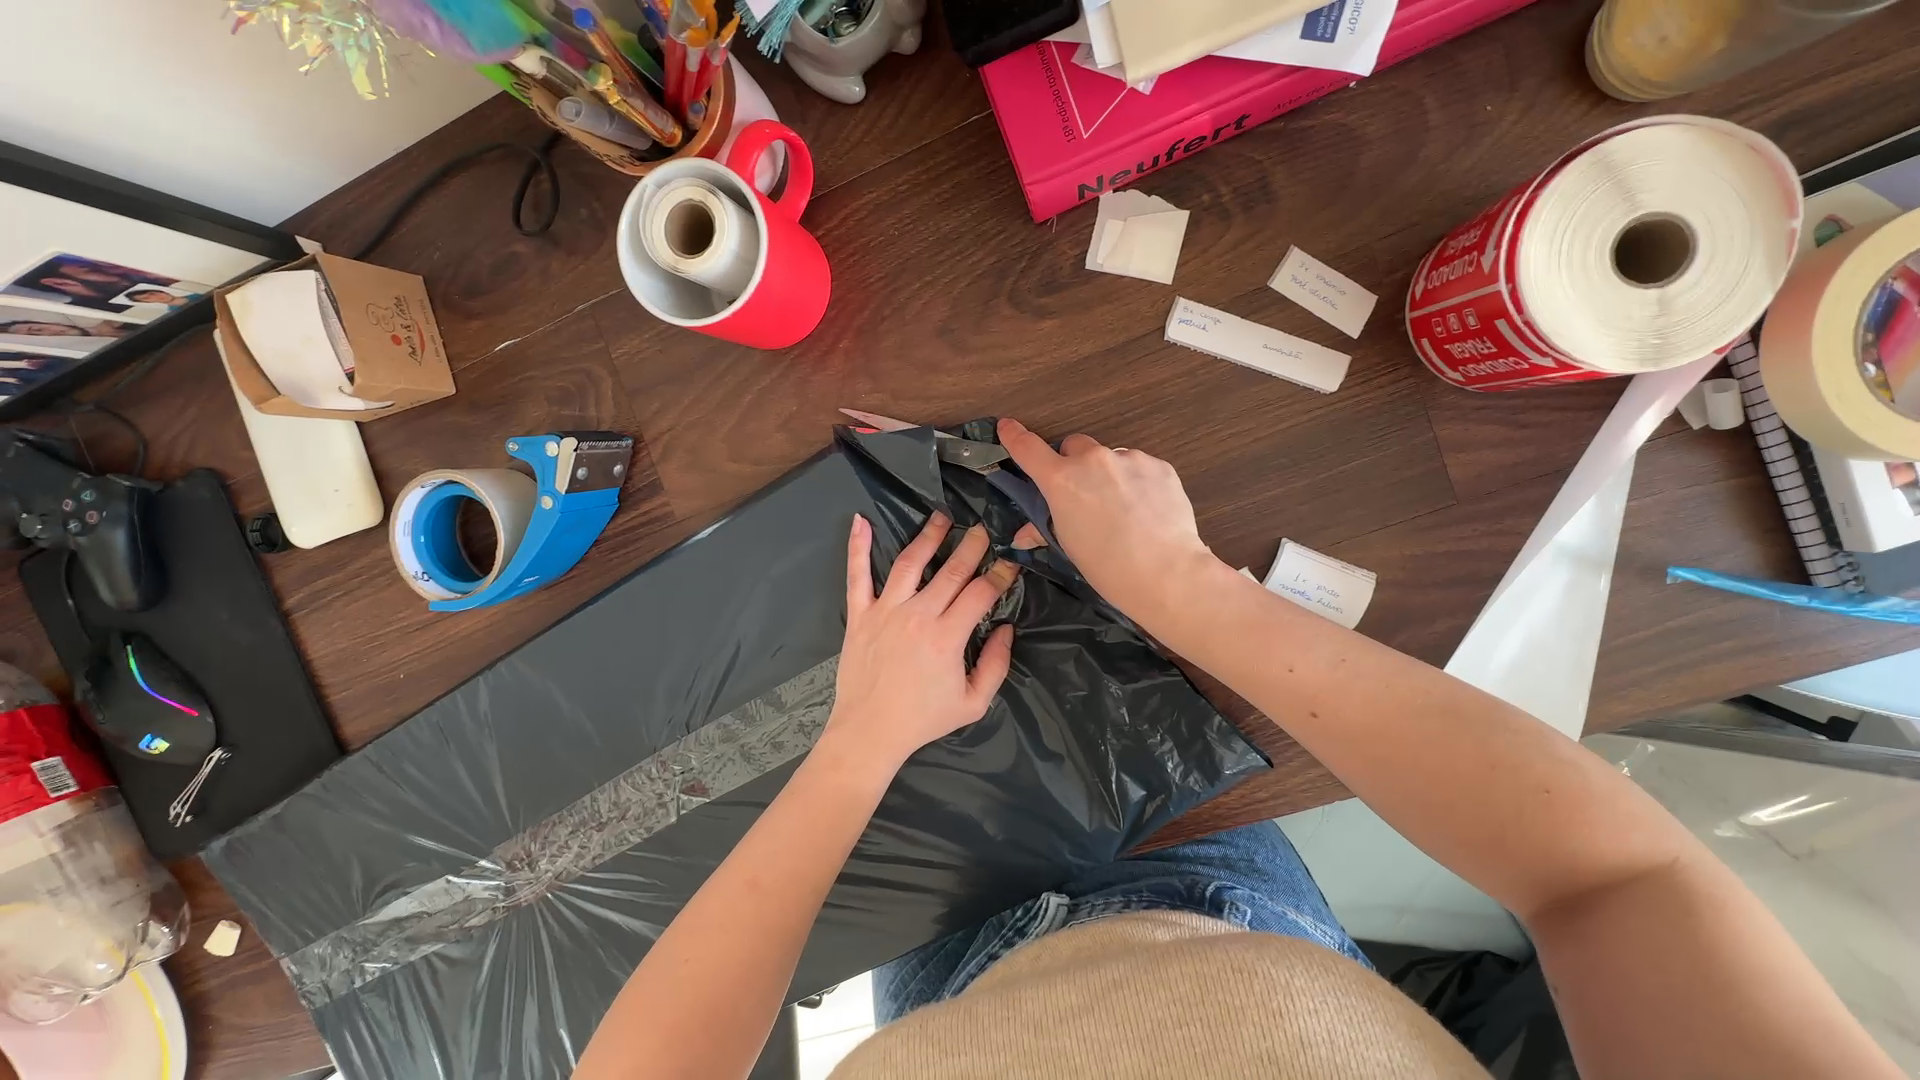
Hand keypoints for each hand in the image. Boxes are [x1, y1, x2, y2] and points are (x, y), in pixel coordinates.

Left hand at [823, 511, 1016, 770]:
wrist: (870, 732)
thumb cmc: (923, 719)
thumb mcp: (973, 703)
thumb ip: (996, 665)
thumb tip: (1006, 629)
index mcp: (947, 637)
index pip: (981, 593)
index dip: (1000, 574)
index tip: (1012, 561)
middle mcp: (917, 615)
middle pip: (951, 571)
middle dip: (972, 546)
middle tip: (984, 527)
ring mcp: (885, 611)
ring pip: (909, 563)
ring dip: (928, 537)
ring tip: (942, 517)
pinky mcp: (860, 615)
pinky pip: (857, 576)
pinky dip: (857, 548)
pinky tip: (860, 522)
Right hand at [997, 417, 1223, 622]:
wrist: (1164, 572)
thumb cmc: (1107, 566)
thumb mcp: (1069, 546)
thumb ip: (1044, 529)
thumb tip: (1022, 537)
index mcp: (1062, 480)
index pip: (1028, 448)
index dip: (1015, 436)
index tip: (1008, 427)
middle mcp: (1093, 460)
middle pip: (1074, 446)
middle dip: (1074, 464)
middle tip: (1084, 494)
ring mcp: (1129, 459)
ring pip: (1110, 457)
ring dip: (1110, 474)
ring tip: (1124, 509)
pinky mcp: (1159, 466)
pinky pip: (1140, 467)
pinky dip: (1138, 482)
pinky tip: (1147, 510)